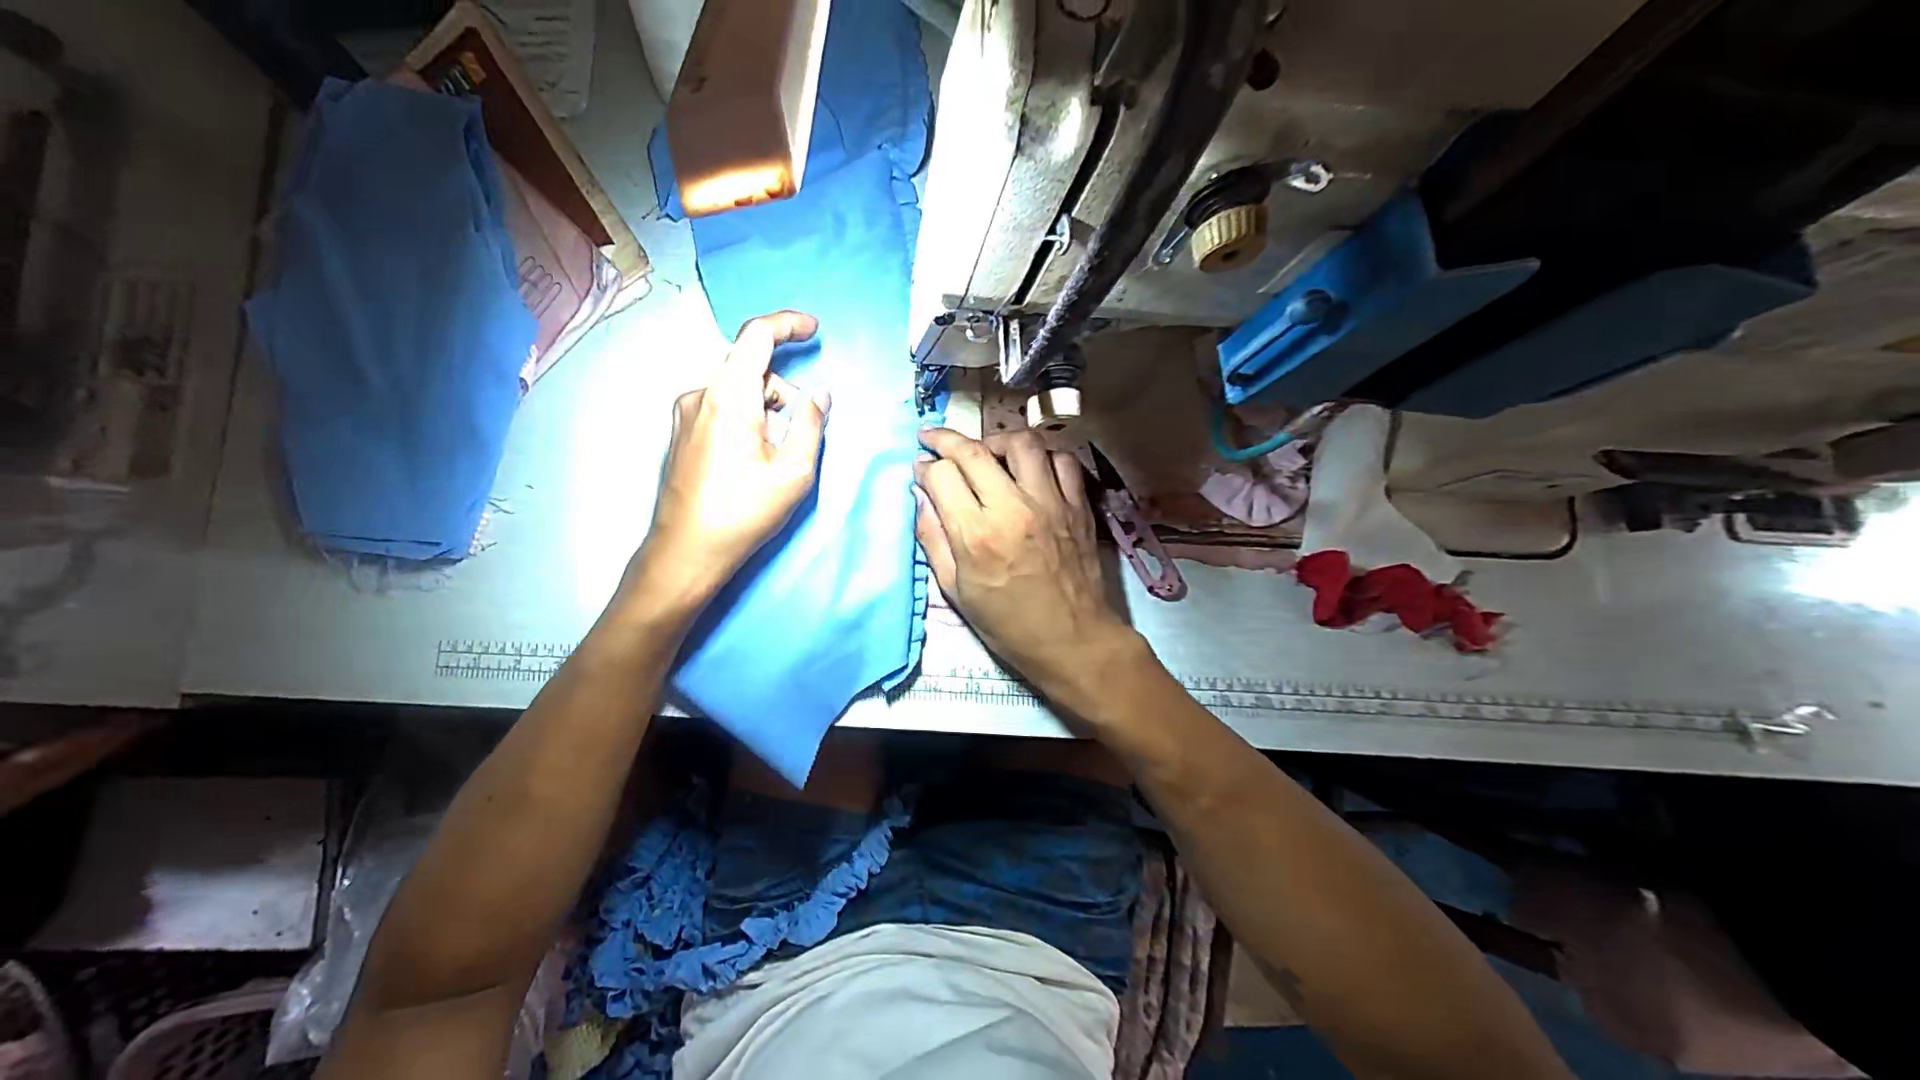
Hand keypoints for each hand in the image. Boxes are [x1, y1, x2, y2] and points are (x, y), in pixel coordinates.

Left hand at [627, 311, 829, 614]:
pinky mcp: (681, 433)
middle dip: (784, 388)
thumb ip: (811, 424)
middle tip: (803, 431)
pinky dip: (747, 419)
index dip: (788, 324)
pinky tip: (754, 459)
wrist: (685, 552)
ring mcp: (685, 414)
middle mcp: (700, 395)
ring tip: (777, 457)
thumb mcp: (794, 472)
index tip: (813, 329)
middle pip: (750, 367)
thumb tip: (818, 395)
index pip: (756, 335)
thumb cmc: (742, 513)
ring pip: (737, 390)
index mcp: (728, 396)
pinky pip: (722, 408)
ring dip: (766, 408)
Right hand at [914, 428, 1139, 707]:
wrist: (1072, 641)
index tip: (920, 468)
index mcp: (977, 535)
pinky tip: (1029, 469)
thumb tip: (919, 495)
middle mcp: (1013, 509)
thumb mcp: (955, 591)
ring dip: (995, 440)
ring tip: (985, 452)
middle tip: (932, 440)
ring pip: (1021, 443)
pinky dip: (1042, 457)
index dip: (924, 467)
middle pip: (973, 451)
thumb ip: (933, 538)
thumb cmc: (1007, 624)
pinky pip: (1061, 461)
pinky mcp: (1078, 505)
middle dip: (945, 439)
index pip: (942, 475)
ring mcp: (1050, 503)